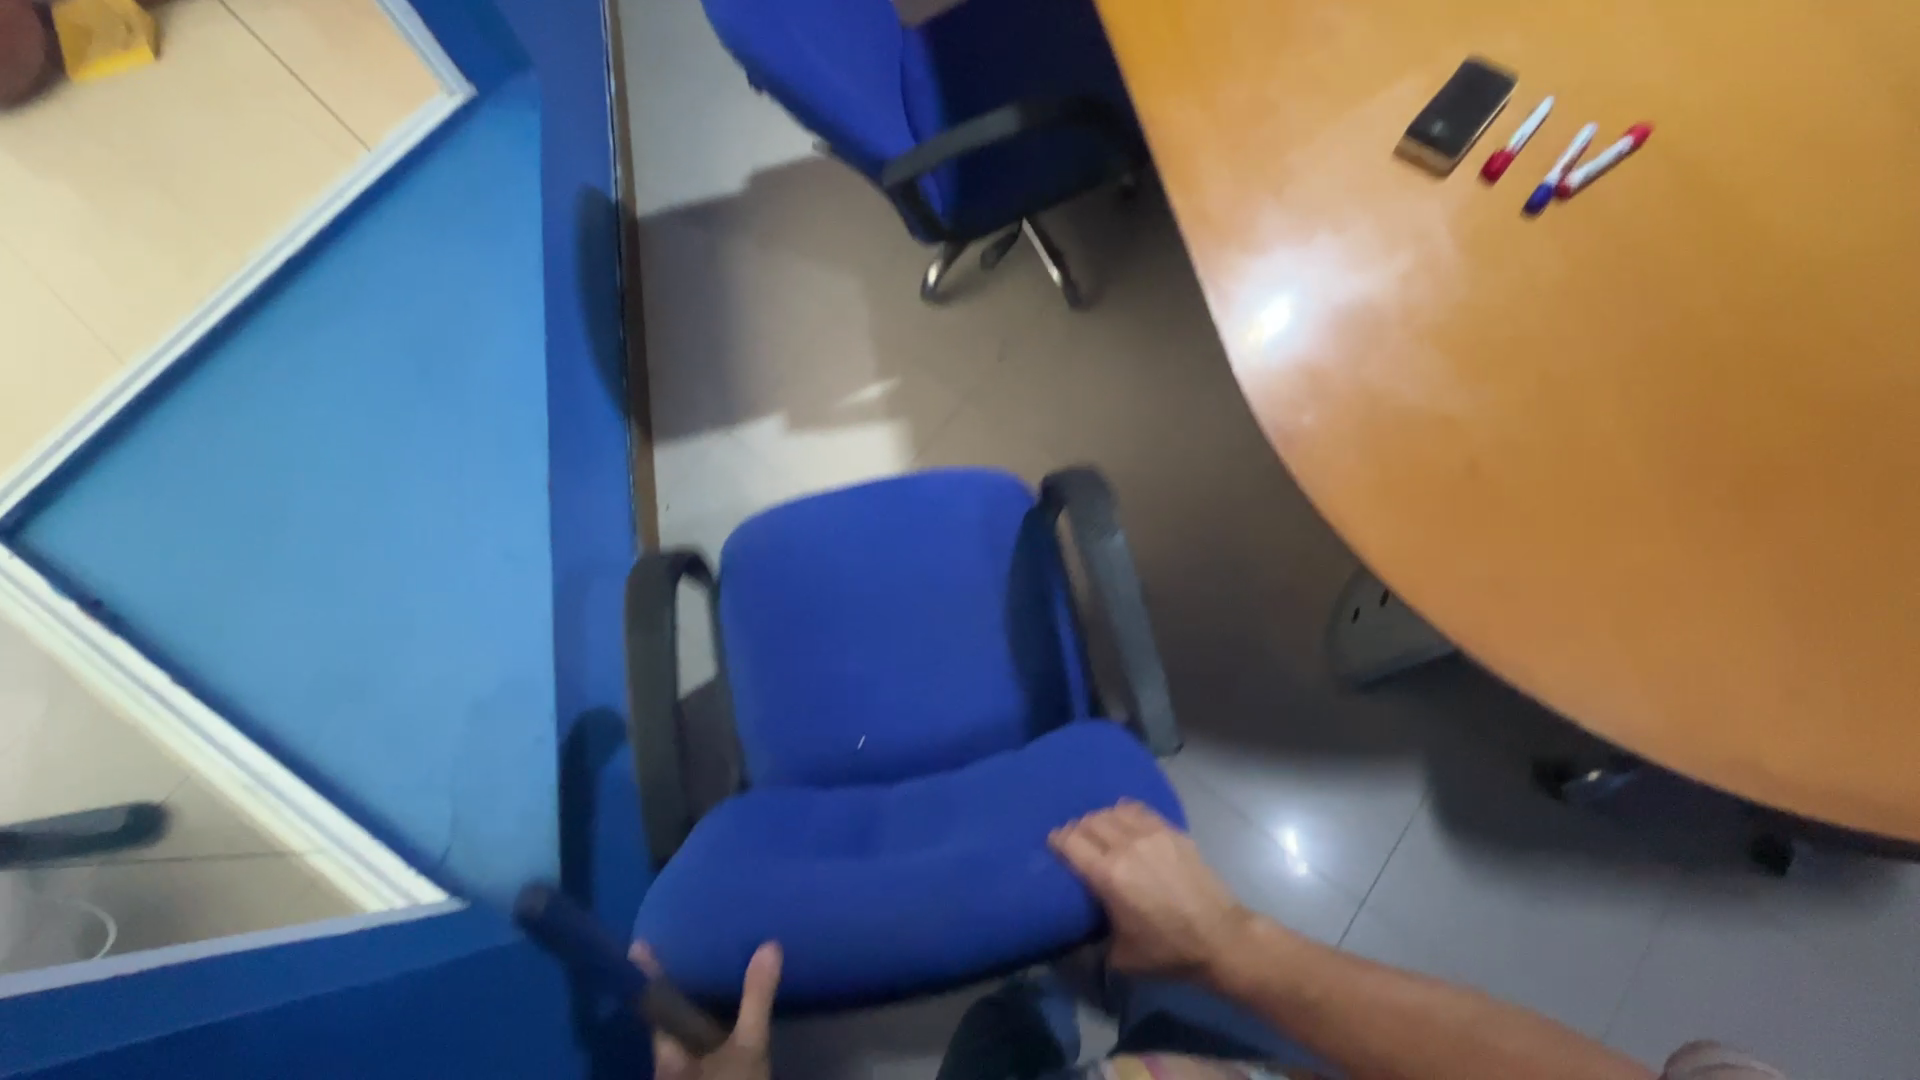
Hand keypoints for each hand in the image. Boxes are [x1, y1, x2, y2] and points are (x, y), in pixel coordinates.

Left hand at [630, 941, 781, 1079]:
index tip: (639, 943)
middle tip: (688, 949)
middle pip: (666, 1017)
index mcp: (668, 1052)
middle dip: (675, 986)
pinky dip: (708, 1022)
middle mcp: (667, 1063)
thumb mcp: (748, 1050)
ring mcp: (682, 1076)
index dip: (648, 973)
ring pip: (681, 1033)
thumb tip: (768, 945)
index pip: (653, 1002)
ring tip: (710, 972)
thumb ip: (755, 999)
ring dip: (693, 1005)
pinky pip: (698, 1044)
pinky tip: (727, 1013)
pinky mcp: (700, 1079)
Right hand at [1049, 800, 1258, 981]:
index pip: (1070, 842)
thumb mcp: (1121, 956)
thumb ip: (1092, 939)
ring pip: (1111, 812)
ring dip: (1099, 819)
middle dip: (1076, 830)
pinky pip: (1138, 810)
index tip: (1053, 846)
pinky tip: (1124, 822)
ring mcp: (1151, 834)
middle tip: (1075, 842)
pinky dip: (1123, 812)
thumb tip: (1076, 935)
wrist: (1221, 938)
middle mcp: (1125, 846)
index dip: (1056, 841)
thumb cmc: (1169, 951)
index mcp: (1108, 875)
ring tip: (1099, 831)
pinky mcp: (1171, 830)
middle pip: (1088, 822)